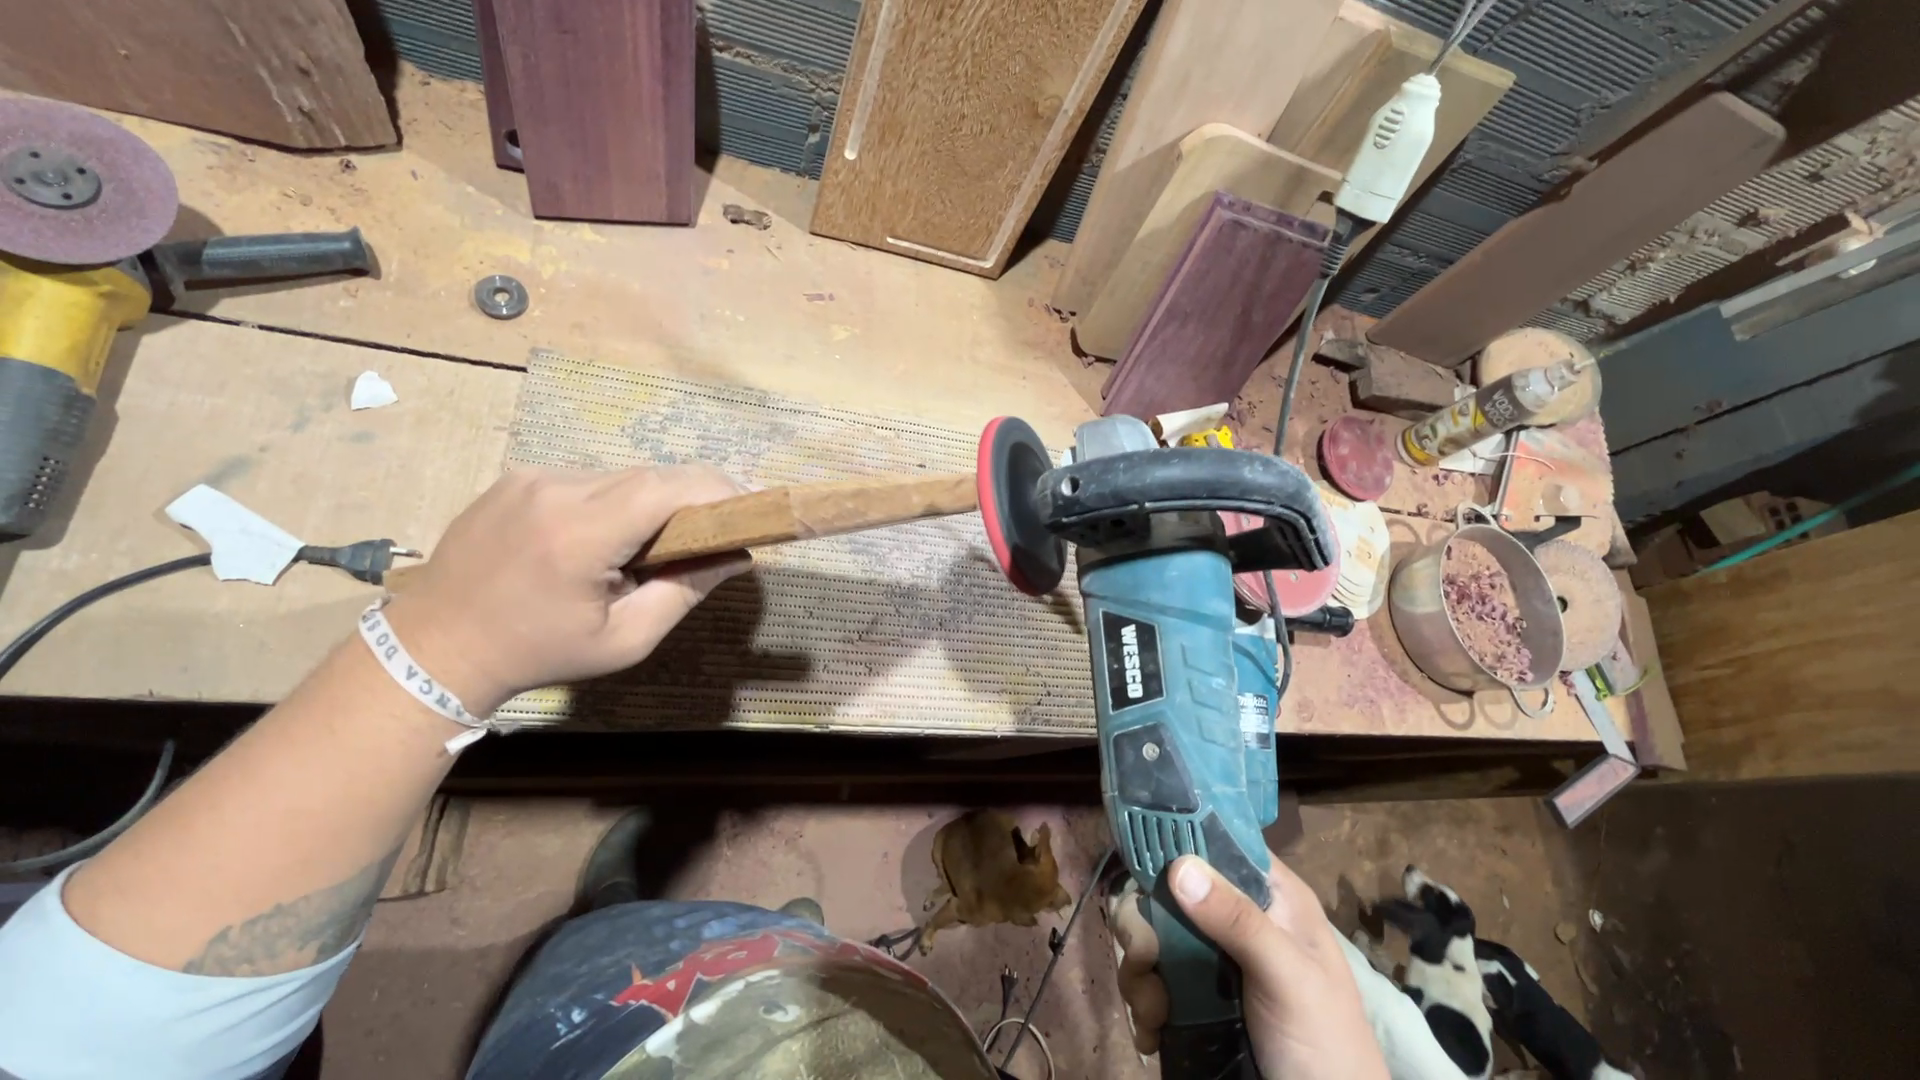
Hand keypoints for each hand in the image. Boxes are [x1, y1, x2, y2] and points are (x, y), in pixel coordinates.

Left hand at [382, 466, 750, 714]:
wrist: (435, 647)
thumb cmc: (537, 654)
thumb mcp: (623, 640)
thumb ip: (684, 592)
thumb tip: (737, 557)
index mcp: (579, 533)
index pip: (668, 487)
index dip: (719, 489)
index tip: (752, 506)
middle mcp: (554, 489)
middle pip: (649, 476)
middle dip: (695, 495)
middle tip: (720, 527)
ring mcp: (531, 476)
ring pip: (620, 475)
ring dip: (653, 499)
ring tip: (661, 540)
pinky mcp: (517, 476)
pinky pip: (588, 479)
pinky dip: (616, 500)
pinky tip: (611, 535)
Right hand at [1109, 854, 1388, 1079]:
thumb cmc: (1325, 1041)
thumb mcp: (1290, 978)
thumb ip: (1239, 923)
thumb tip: (1179, 865)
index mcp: (1270, 897)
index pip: (1216, 845)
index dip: (1175, 846)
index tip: (1141, 869)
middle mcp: (1236, 918)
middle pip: (1168, 895)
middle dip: (1144, 931)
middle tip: (1145, 962)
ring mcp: (1212, 960)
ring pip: (1153, 940)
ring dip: (1140, 975)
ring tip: (1153, 1014)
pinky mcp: (1196, 998)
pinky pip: (1152, 982)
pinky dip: (1144, 1004)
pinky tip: (1152, 1031)